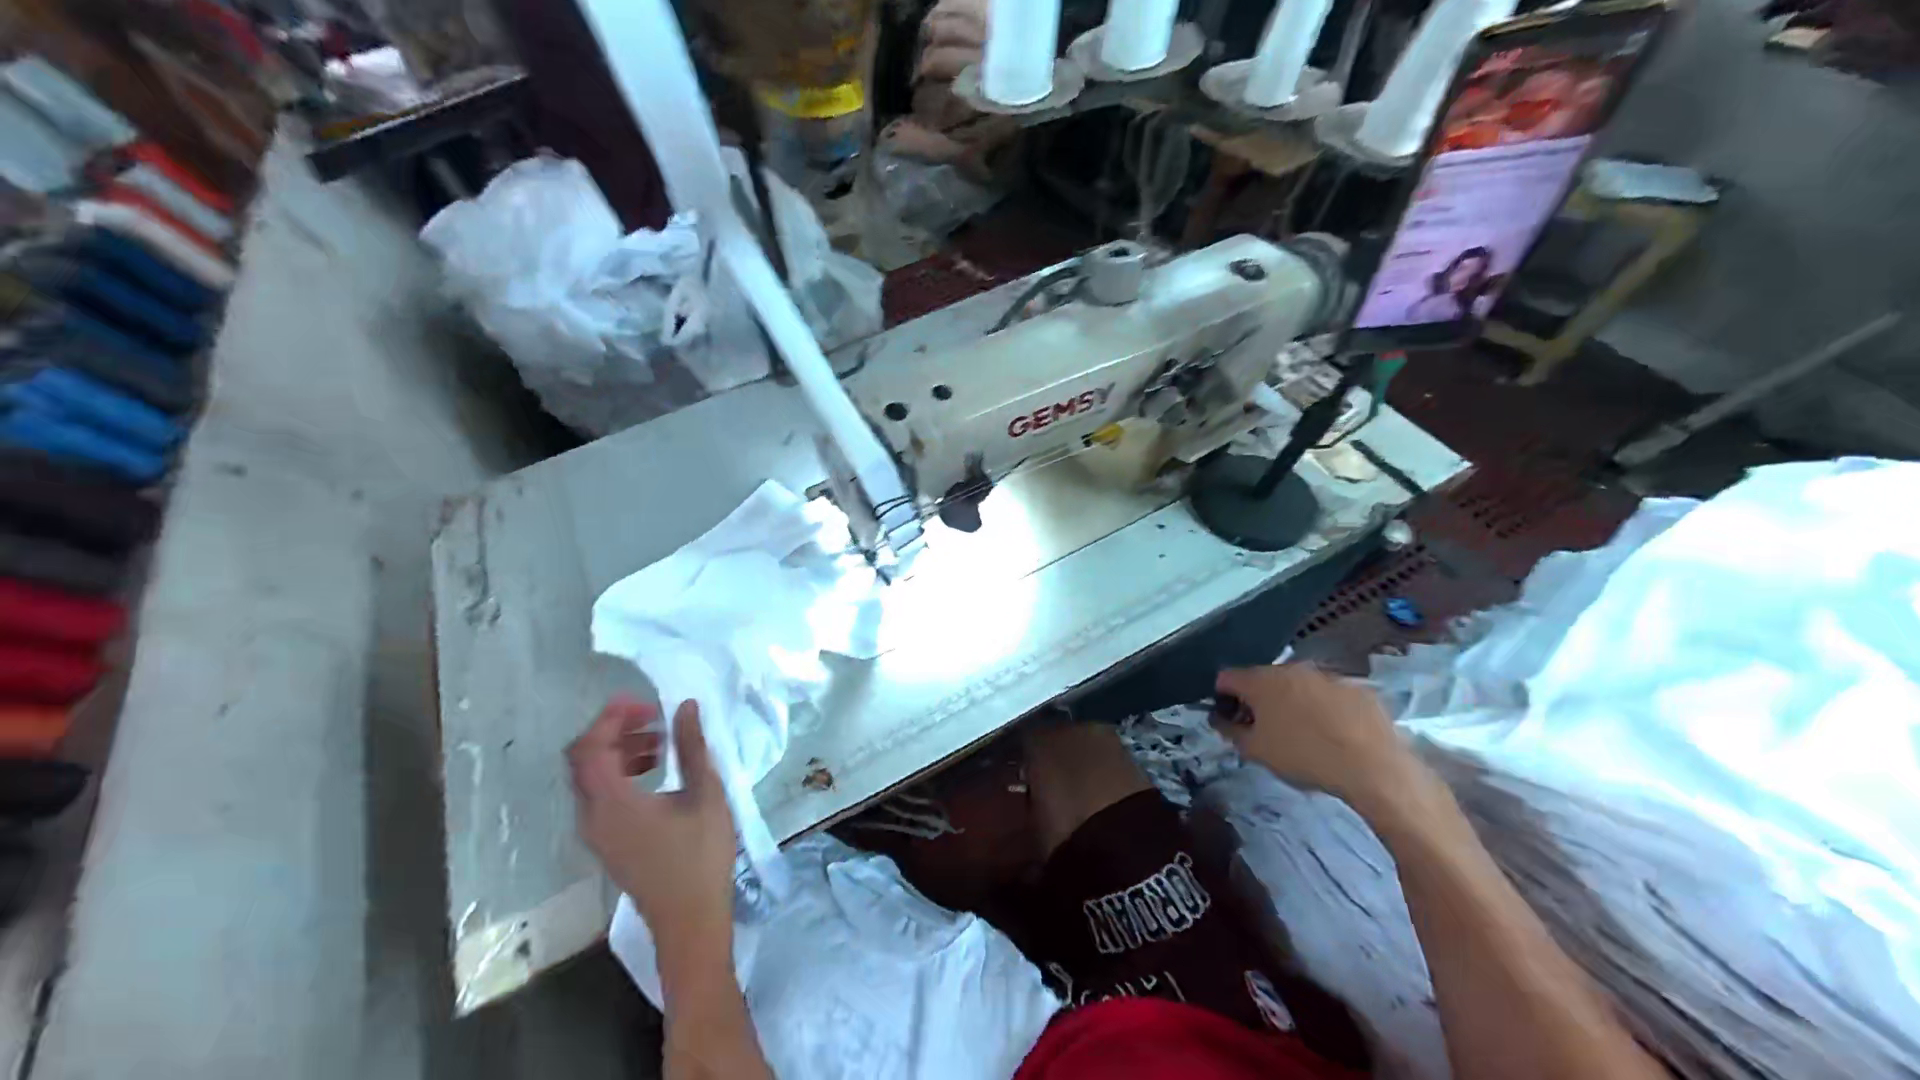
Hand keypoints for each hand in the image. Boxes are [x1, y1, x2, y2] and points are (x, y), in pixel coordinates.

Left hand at [567, 697, 736, 951]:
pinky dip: (622, 775)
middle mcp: (592, 816)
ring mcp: (596, 834)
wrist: (690, 921)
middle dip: (616, 732)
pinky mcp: (608, 844)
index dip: (610, 719)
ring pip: (592, 779)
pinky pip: (601, 797)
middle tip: (654, 717)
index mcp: (611, 803)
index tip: (642, 703)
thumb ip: (692, 747)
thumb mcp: (705, 795)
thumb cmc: (700, 856)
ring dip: (620, 752)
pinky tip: (658, 774)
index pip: (589, 748)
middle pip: (584, 760)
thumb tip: (686, 707)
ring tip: (662, 744)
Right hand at [1214, 664, 1423, 813]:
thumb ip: (1230, 730)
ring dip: (1291, 702)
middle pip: (1262, 679)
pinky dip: (1323, 708)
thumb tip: (1218, 718)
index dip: (1222, 698)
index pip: (1226, 677)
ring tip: (1302, 733)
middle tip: (1265, 729)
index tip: (1232, 720)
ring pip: (1297, 684)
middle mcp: (1291, 668)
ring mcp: (1325, 675)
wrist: (1373, 765)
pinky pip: (1327, 694)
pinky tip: (1333, 733)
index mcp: (1260, 680)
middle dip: (1258, 700)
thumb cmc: (1304, 756)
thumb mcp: (1255, 751)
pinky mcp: (1356, 687)